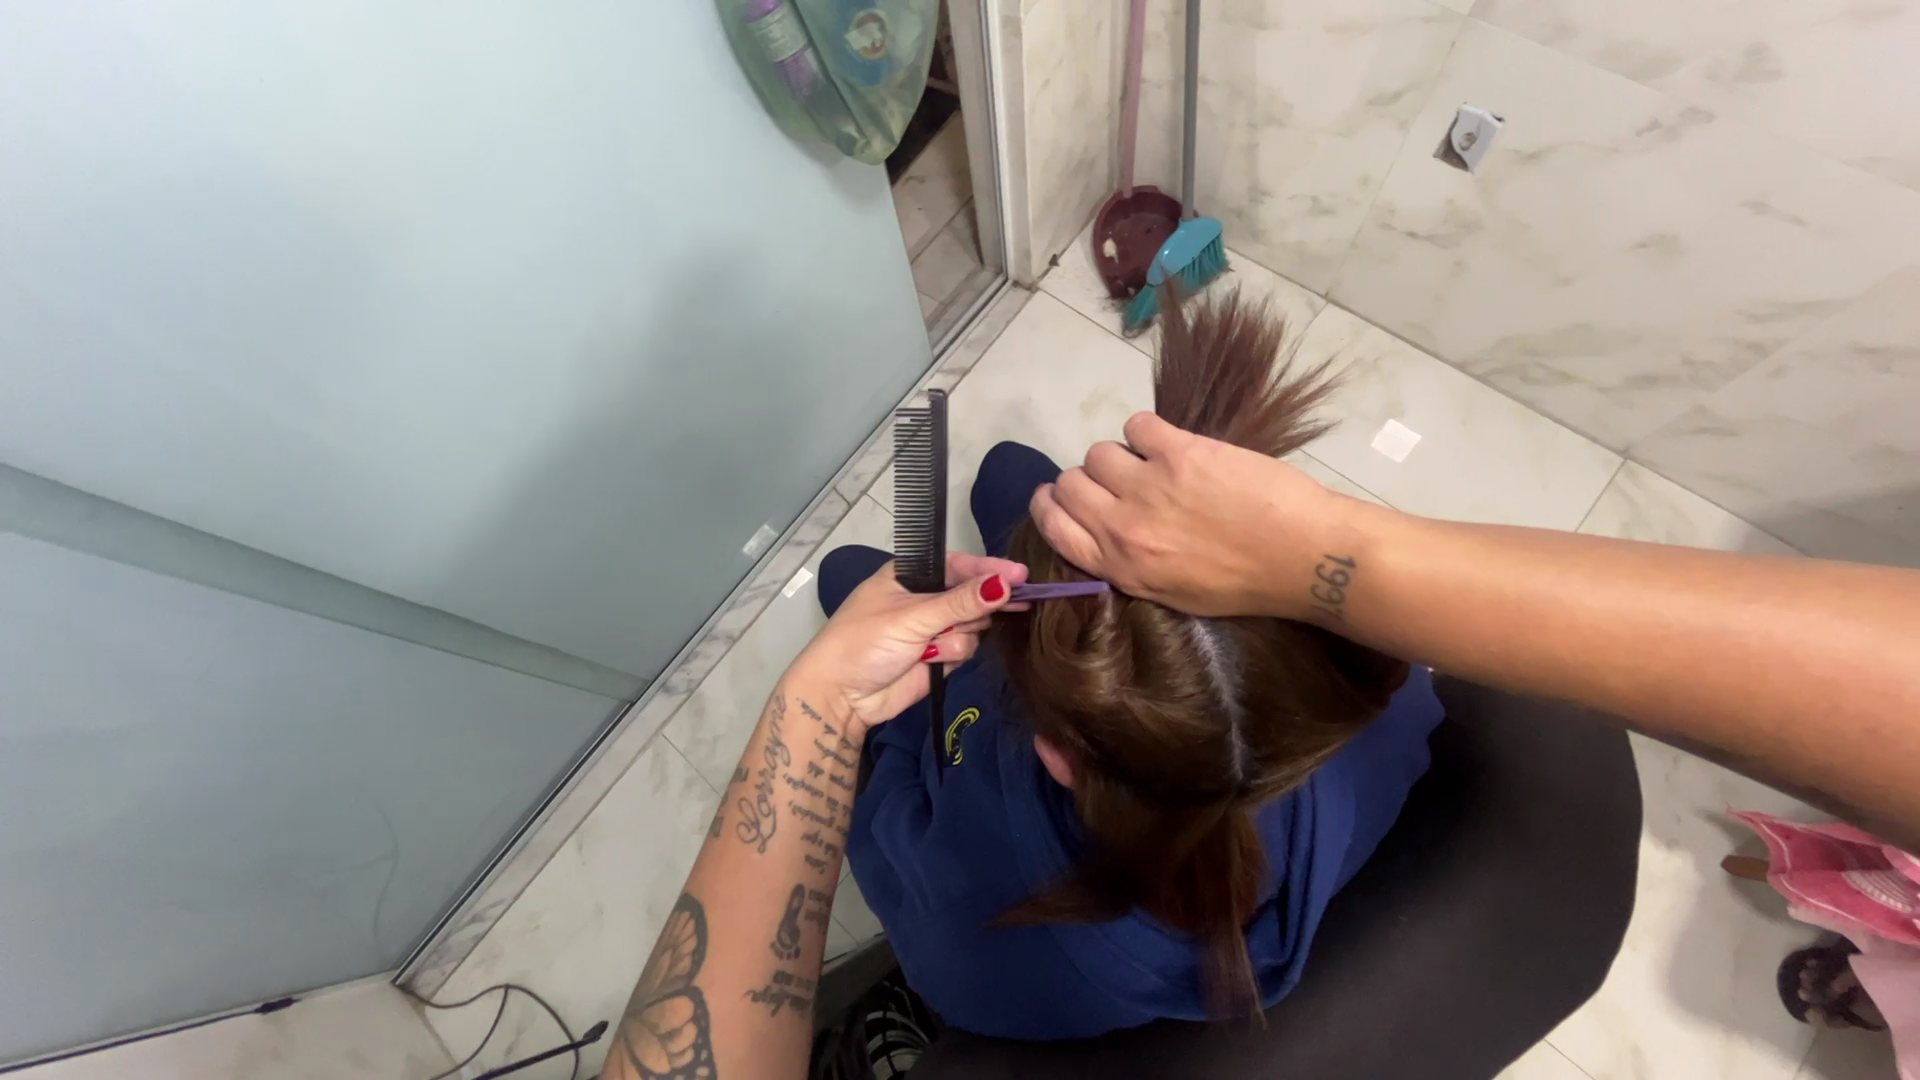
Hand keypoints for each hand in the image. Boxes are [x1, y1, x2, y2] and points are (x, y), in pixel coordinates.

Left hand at [783, 552, 1027, 730]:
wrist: (841, 696)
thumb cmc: (865, 642)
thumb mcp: (912, 617)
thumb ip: (960, 602)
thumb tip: (1004, 583)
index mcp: (911, 575)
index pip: (960, 565)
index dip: (989, 570)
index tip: (1021, 575)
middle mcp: (925, 598)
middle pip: (973, 595)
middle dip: (979, 606)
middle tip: (1008, 605)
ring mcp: (933, 629)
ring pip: (974, 625)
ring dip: (958, 636)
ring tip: (931, 647)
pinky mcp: (940, 657)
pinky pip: (966, 650)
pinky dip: (953, 656)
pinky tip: (932, 660)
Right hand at [1028, 411, 1363, 618]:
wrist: (1304, 557)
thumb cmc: (1241, 584)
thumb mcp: (1168, 592)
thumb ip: (1125, 562)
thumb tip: (1101, 527)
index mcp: (1120, 566)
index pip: (1052, 527)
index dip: (1049, 505)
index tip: (1058, 497)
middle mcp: (1123, 527)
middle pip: (1069, 483)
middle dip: (1086, 479)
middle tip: (1117, 482)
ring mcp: (1149, 486)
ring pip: (1099, 452)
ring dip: (1119, 455)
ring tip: (1151, 464)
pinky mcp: (1180, 451)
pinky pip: (1136, 424)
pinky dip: (1148, 431)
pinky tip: (1171, 446)